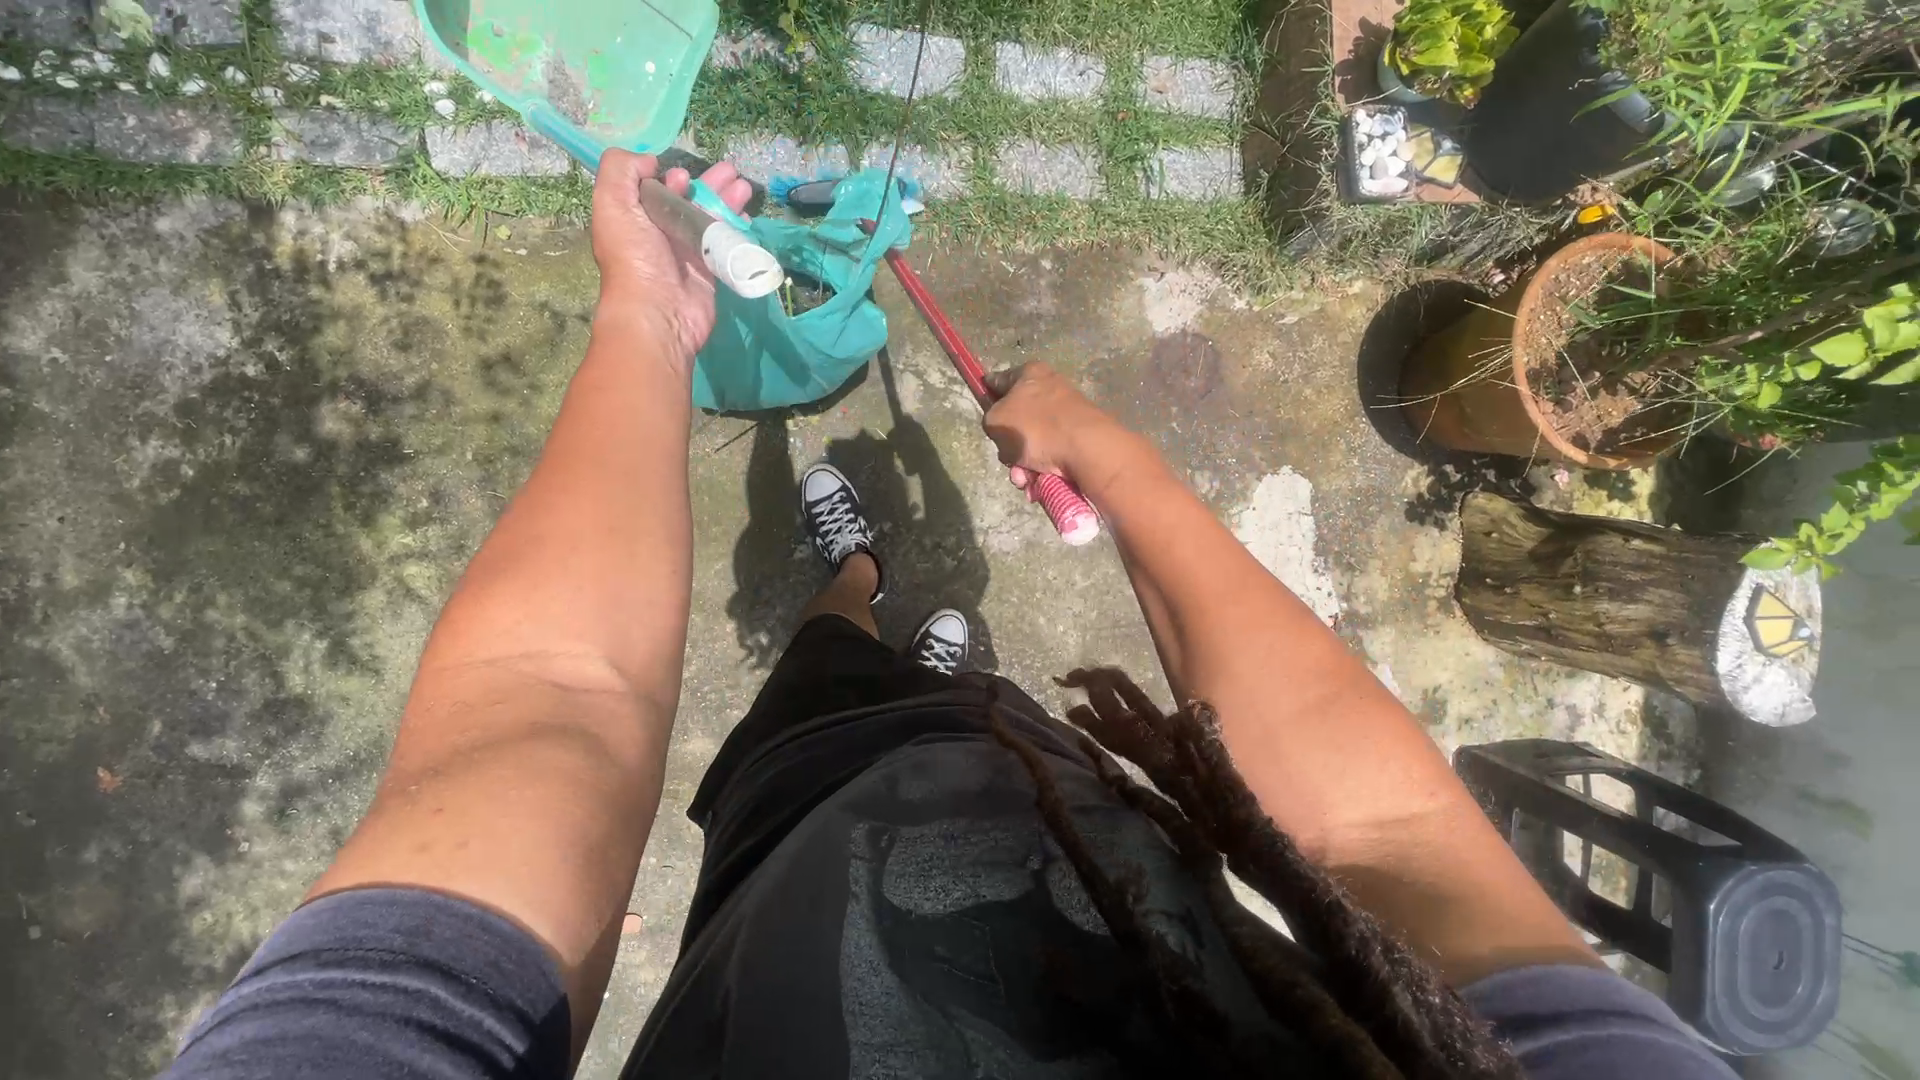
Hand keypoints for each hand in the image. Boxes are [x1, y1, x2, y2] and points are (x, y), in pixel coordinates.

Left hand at [590, 149, 754, 363]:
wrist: (659, 311)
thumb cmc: (633, 257)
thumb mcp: (612, 203)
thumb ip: (621, 170)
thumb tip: (650, 160)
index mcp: (635, 217)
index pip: (655, 188)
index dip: (669, 176)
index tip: (683, 176)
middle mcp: (661, 233)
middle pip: (688, 200)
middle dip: (709, 183)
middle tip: (730, 171)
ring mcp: (688, 252)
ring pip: (710, 217)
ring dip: (727, 200)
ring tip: (743, 186)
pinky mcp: (710, 269)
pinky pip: (726, 242)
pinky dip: (736, 227)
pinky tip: (745, 215)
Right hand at [981, 363, 1129, 493]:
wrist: (1086, 449)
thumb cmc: (1035, 428)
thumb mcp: (996, 420)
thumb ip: (990, 419)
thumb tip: (1004, 427)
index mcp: (1030, 374)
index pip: (998, 381)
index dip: (987, 395)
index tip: (984, 410)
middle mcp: (1049, 390)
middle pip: (1016, 421)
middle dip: (1008, 448)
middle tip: (1008, 459)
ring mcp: (1065, 415)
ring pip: (1031, 444)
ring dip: (1022, 466)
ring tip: (1025, 479)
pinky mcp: (1077, 438)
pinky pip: (1049, 456)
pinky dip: (1040, 471)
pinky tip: (1038, 483)